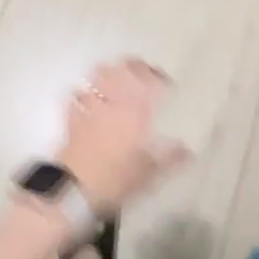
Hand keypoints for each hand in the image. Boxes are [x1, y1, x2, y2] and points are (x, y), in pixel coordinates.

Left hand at [57, 58, 190, 213]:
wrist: (76, 190)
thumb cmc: (118, 179)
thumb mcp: (151, 172)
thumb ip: (170, 157)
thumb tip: (188, 149)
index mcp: (134, 110)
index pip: (147, 80)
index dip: (156, 76)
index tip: (165, 81)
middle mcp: (111, 101)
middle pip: (120, 70)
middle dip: (132, 68)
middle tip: (141, 74)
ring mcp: (89, 106)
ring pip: (97, 77)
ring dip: (107, 74)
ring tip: (115, 80)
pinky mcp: (71, 117)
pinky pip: (76, 96)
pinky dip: (83, 93)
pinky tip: (87, 99)